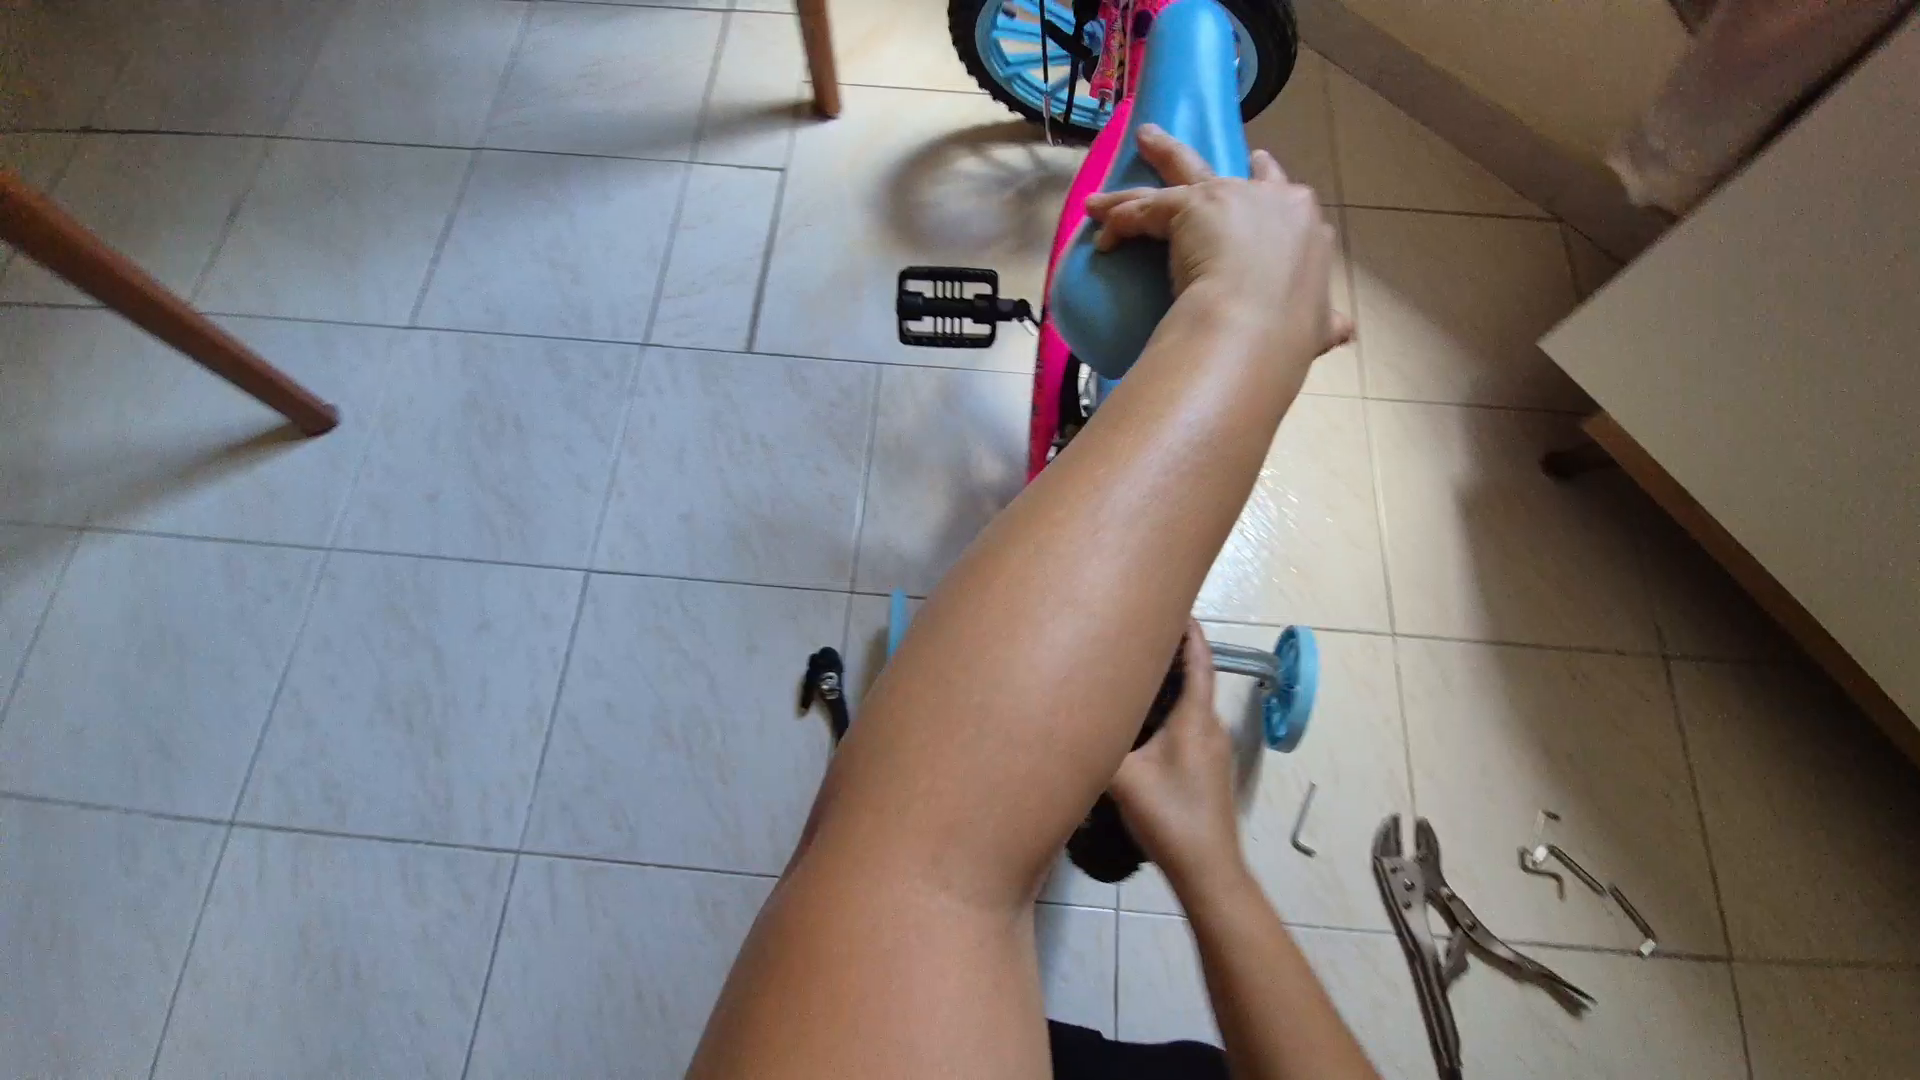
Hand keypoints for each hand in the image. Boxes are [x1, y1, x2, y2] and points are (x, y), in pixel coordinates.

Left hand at [1083, 126, 1352, 359]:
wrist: (1257, 324)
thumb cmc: (1287, 331)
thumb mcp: (1319, 326)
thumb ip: (1327, 323)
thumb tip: (1345, 331)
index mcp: (1305, 228)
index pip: (1286, 199)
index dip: (1269, 188)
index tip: (1262, 173)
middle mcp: (1273, 200)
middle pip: (1240, 170)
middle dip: (1221, 157)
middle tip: (1205, 146)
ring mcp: (1231, 198)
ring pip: (1185, 172)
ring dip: (1159, 156)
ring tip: (1139, 141)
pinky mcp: (1190, 207)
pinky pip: (1147, 206)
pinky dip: (1122, 215)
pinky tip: (1100, 224)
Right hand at [1109, 620, 1246, 891]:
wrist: (1209, 870)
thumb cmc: (1170, 816)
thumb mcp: (1125, 779)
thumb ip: (1099, 744)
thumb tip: (1067, 718)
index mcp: (1195, 719)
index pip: (1199, 660)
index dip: (1189, 630)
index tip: (1172, 604)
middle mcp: (1210, 727)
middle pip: (1196, 677)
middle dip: (1171, 652)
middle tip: (1137, 633)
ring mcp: (1214, 750)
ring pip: (1191, 703)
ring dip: (1169, 682)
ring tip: (1134, 671)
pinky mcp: (1209, 769)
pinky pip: (1190, 724)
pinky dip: (1170, 708)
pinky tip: (1144, 720)